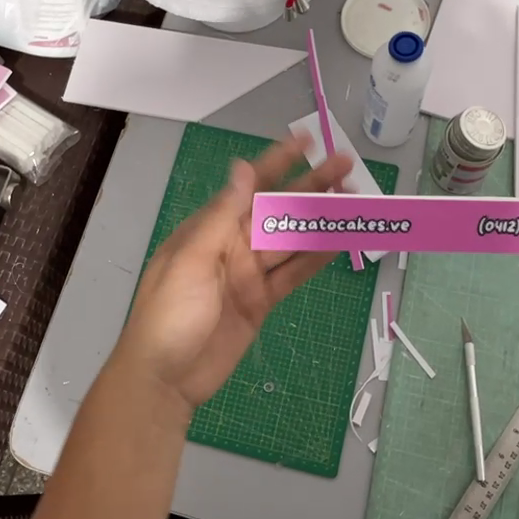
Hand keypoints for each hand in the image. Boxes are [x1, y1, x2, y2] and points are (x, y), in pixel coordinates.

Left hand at [111, 133, 353, 408]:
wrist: (164, 377)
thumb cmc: (169, 314)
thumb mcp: (193, 259)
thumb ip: (223, 215)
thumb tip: (243, 168)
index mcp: (210, 228)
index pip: (250, 187)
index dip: (278, 162)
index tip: (306, 141)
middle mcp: (232, 245)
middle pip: (278, 210)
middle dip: (311, 187)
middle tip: (346, 165)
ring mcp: (248, 274)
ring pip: (292, 239)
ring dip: (321, 219)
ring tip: (354, 199)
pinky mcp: (261, 301)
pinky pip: (294, 273)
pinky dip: (317, 257)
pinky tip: (340, 241)